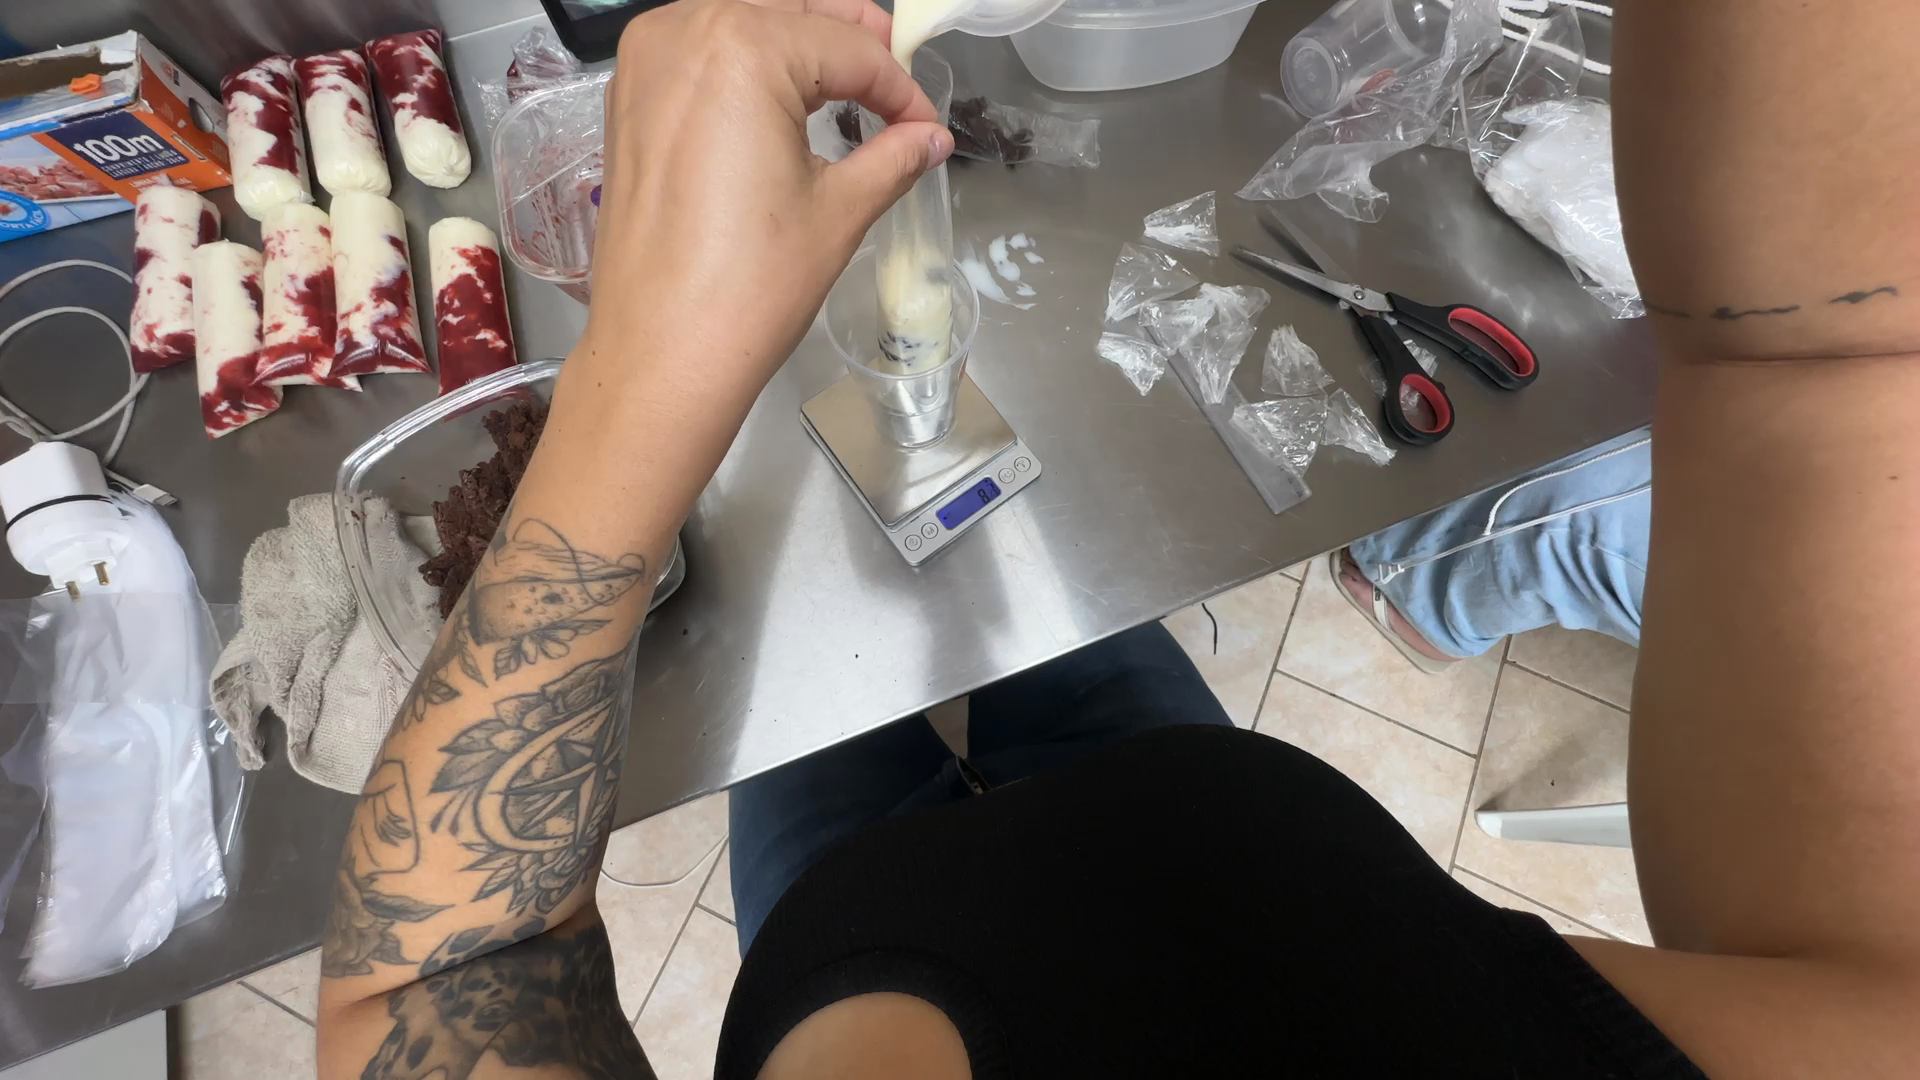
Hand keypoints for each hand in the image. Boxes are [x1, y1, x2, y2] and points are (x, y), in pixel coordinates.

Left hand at [575, 0, 952, 406]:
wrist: (665, 353)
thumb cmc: (755, 287)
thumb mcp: (838, 214)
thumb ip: (892, 159)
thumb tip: (933, 139)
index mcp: (740, 48)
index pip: (843, 47)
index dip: (898, 85)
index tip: (928, 125)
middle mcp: (682, 31)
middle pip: (787, 17)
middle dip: (848, 42)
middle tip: (896, 71)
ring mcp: (644, 65)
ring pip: (739, 29)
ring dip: (797, 49)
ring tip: (845, 80)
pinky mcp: (628, 104)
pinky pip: (700, 61)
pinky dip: (747, 70)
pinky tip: (778, 101)